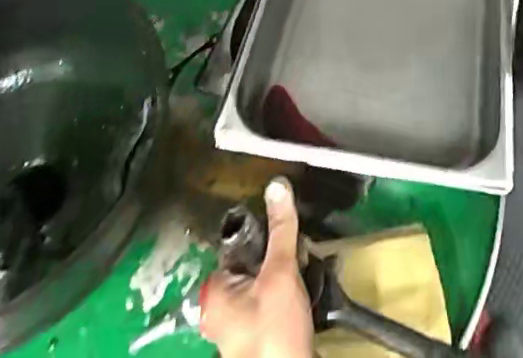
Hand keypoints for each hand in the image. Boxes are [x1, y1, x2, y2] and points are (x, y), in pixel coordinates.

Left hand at [198, 179, 313, 357]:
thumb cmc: (275, 332)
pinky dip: (290, 295)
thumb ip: (281, 229)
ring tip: (308, 273)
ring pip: (267, 281)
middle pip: (255, 261)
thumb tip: (277, 186)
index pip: (240, 244)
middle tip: (301, 256)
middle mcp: (221, 308)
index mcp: (215, 290)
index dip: (265, 234)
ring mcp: (240, 326)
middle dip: (280, 255)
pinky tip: (307, 294)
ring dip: (289, 274)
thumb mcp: (281, 273)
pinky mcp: (261, 337)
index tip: (288, 233)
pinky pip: (274, 301)